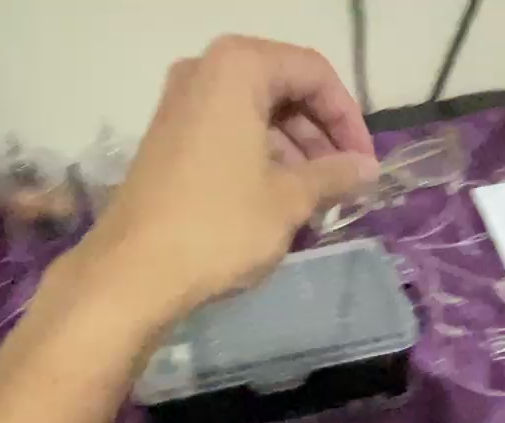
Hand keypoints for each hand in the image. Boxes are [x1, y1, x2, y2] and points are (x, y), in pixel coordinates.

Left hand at [70, 36, 377, 325]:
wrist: (137, 271)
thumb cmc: (220, 227)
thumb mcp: (289, 200)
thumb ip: (334, 175)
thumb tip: (368, 168)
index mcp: (238, 68)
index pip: (314, 73)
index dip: (348, 119)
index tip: (365, 165)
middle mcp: (205, 71)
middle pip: (283, 90)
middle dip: (321, 139)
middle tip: (344, 186)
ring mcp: (181, 106)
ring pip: (257, 117)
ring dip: (294, 156)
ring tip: (317, 204)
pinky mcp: (170, 142)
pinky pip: (230, 137)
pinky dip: (262, 163)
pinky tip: (280, 206)